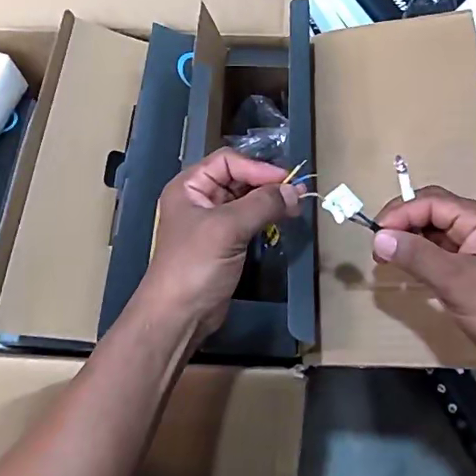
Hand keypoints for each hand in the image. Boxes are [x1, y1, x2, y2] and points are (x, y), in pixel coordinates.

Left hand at [129, 148, 300, 341]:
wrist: (179, 314)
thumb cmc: (196, 264)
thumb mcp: (228, 228)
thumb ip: (262, 205)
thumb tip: (295, 191)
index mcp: (189, 186)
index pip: (228, 161)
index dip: (257, 167)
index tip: (285, 181)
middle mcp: (199, 199)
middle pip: (238, 178)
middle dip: (267, 183)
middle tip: (297, 193)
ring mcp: (211, 222)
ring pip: (245, 200)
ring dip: (269, 201)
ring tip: (295, 206)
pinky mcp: (223, 243)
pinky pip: (248, 221)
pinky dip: (265, 218)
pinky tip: (283, 220)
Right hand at [372, 187, 475, 383]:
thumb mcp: (458, 283)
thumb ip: (417, 256)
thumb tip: (379, 237)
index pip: (433, 202)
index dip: (401, 214)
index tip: (375, 235)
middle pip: (437, 213)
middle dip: (405, 225)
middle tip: (379, 247)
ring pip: (441, 234)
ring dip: (414, 242)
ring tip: (389, 258)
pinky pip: (449, 253)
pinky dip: (428, 258)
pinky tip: (413, 271)